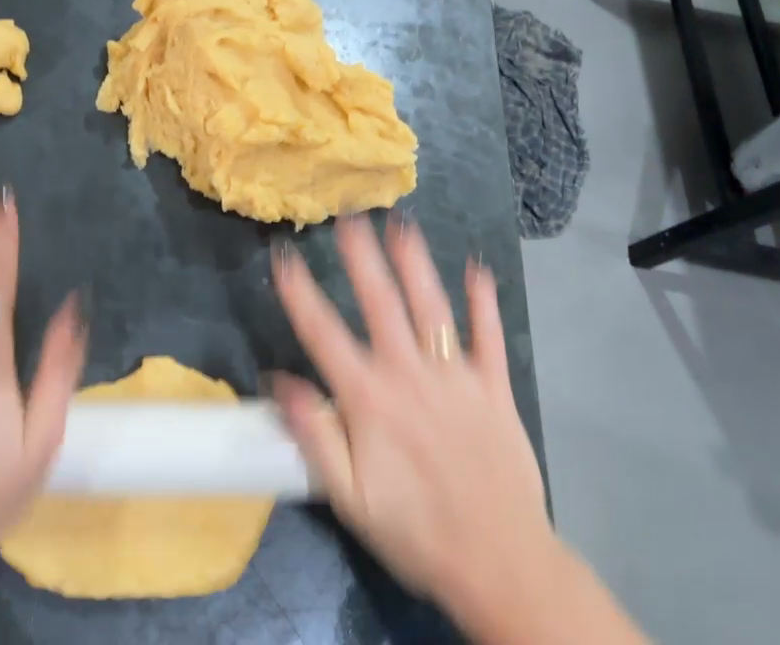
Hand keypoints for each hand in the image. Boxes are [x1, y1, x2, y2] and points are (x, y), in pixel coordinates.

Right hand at [270, 214, 555, 623]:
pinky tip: (477, 269)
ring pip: (433, 308)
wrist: (500, 562)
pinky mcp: (495, 389)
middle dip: (362, 258)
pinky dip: (483, 302)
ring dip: (416, 264)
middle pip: (382, 304)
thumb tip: (280, 381)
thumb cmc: (414, 529)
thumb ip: (313, 435)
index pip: (324, 334)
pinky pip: (489, 337)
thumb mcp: (347, 496)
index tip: (284, 257)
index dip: (300, 293)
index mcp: (369, 400)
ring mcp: (457, 378)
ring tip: (402, 224)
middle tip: (349, 217)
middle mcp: (410, 376)